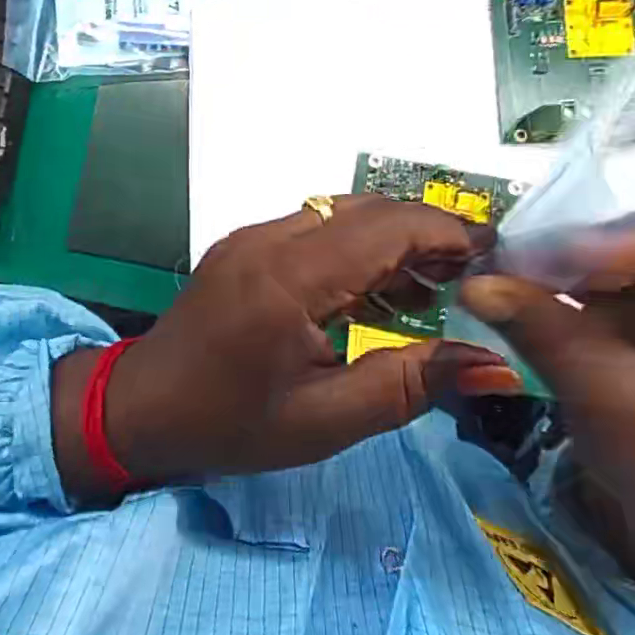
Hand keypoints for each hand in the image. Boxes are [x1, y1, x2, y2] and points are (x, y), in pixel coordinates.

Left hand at [53, 196, 510, 501]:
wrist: (138, 409)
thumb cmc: (226, 424)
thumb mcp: (323, 420)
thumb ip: (409, 384)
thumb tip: (496, 362)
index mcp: (287, 278)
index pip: (389, 226)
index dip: (451, 235)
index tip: (496, 262)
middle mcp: (266, 239)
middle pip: (366, 210)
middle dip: (426, 236)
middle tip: (466, 284)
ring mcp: (247, 238)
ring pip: (338, 215)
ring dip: (388, 242)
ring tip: (425, 294)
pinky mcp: (238, 248)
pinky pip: (309, 230)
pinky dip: (351, 250)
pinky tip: (367, 295)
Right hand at [460, 207, 634, 595]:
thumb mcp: (620, 410)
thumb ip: (549, 335)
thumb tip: (474, 280)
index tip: (566, 255)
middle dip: (602, 250)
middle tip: (523, 260)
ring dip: (577, 264)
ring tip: (515, 273)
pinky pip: (619, 287)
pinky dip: (570, 286)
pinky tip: (529, 289)